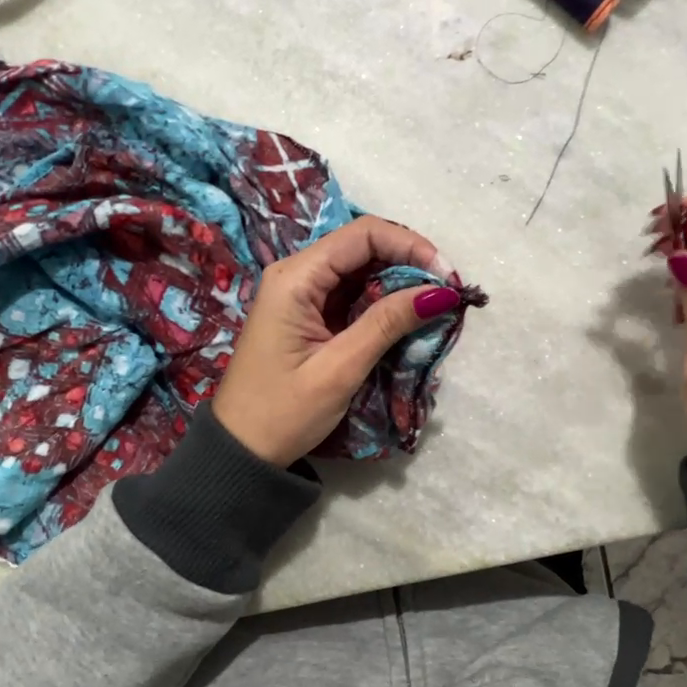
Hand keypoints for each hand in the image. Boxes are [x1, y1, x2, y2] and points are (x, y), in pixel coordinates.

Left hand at [214, 217, 461, 465]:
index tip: (446, 276)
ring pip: (360, 270)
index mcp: (295, 279)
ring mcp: (299, 295)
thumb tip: (441, 291)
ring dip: (398, 283)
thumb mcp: (340, 369)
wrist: (240, 451)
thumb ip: (387, 324)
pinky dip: (381, 302)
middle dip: (408, 264)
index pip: (362, 235)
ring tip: (433, 306)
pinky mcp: (307, 316)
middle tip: (446, 294)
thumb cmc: (282, 413)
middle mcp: (295, 275)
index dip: (410, 245)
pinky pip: (350, 294)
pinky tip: (405, 319)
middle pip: (362, 247)